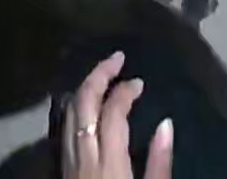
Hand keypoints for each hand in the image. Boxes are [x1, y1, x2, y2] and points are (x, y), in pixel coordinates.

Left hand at [62, 52, 173, 178]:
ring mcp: (67, 162)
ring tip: (103, 74)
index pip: (112, 112)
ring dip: (86, 87)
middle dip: (100, 74)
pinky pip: (64, 127)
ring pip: (69, 112)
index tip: (139, 83)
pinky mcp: (60, 168)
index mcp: (108, 162)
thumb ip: (159, 163)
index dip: (125, 91)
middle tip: (118, 58)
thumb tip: (166, 123)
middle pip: (84, 103)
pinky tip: (87, 102)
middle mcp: (83, 156)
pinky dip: (76, 105)